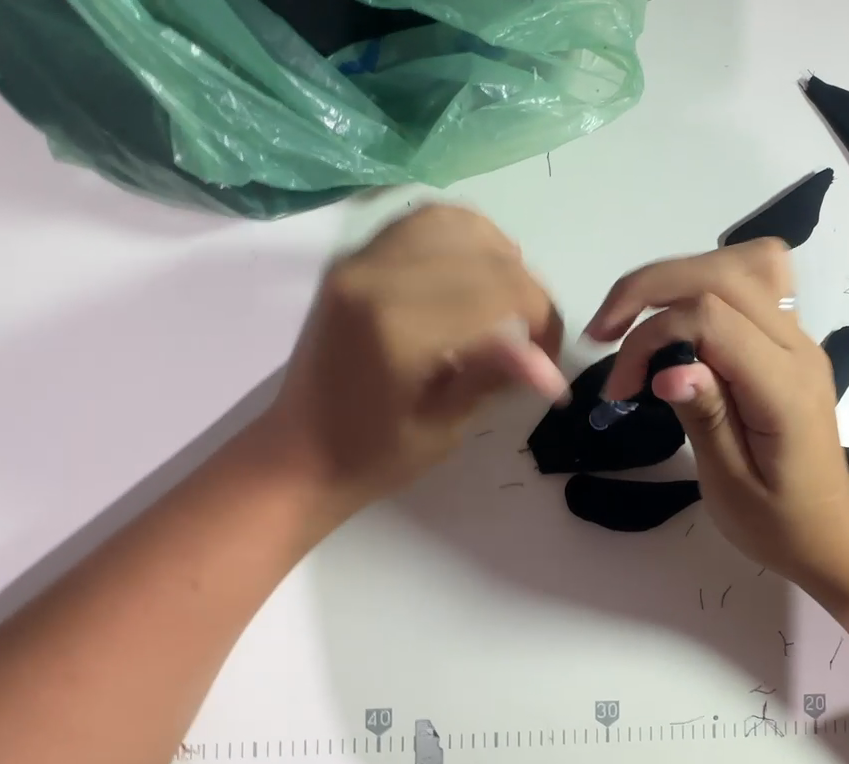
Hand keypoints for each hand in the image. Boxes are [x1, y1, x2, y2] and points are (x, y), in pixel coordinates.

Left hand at [260, 204, 566, 513]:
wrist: (298, 454)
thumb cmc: (371, 457)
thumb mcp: (442, 426)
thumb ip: (493, 376)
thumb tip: (550, 366)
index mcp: (399, 326)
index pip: (500, 289)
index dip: (542, 318)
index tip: (548, 360)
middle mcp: (375, 276)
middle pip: (482, 251)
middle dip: (524, 288)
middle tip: (531, 336)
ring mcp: (358, 261)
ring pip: (451, 221)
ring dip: (494, 254)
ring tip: (507, 299)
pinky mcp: (351, 260)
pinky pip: (416, 223)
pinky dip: (457, 240)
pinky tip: (471, 276)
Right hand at [587, 240, 848, 592]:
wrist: (828, 535)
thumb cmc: (776, 523)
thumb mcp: (730, 484)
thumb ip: (705, 417)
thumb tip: (667, 369)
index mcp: (783, 387)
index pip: (710, 318)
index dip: (651, 337)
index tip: (620, 388)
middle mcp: (798, 348)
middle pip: (722, 272)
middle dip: (650, 289)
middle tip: (604, 332)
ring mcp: (799, 340)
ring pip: (743, 264)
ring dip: (680, 278)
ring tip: (638, 320)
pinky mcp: (790, 344)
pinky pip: (753, 285)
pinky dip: (706, 286)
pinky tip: (679, 322)